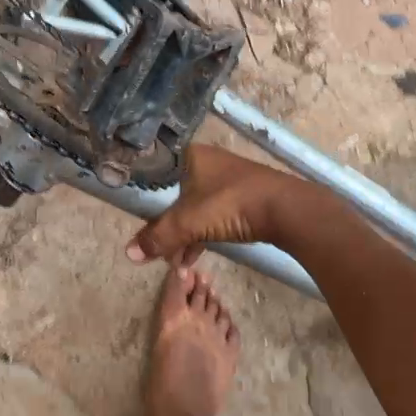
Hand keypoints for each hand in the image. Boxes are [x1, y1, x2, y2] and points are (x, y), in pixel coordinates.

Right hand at [127, 144, 306, 265]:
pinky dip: (204, 233)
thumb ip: (159, 236)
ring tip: (177, 260)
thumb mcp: (189, 222)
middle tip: (162, 250)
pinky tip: (197, 254)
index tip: (145, 228)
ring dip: (186, 234)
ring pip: (197, 207)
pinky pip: (215, 214)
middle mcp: (208, 161)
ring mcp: (229, 178)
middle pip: (178, 195)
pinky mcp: (247, 196)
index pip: (159, 176)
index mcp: (191, 155)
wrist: (287, 210)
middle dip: (170, 226)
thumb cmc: (231, 204)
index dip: (150, 203)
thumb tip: (128, 253)